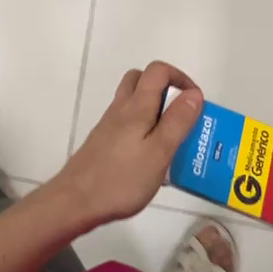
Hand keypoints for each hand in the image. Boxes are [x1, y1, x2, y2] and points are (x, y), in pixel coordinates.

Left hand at [43, 62, 202, 231]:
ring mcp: (109, 124)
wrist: (76, 200)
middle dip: (165, 89)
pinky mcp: (103, 141)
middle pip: (141, 80)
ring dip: (154, 109)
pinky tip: (150, 156)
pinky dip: (142, 128)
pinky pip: (127, 122)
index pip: (157, 71)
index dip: (180, 77)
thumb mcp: (159, 152)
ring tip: (171, 139)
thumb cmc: (122, 178)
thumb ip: (177, 122)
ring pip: (133, 102)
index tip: (195, 102)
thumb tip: (194, 93)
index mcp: (137, 106)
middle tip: (181, 115)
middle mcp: (121, 108)